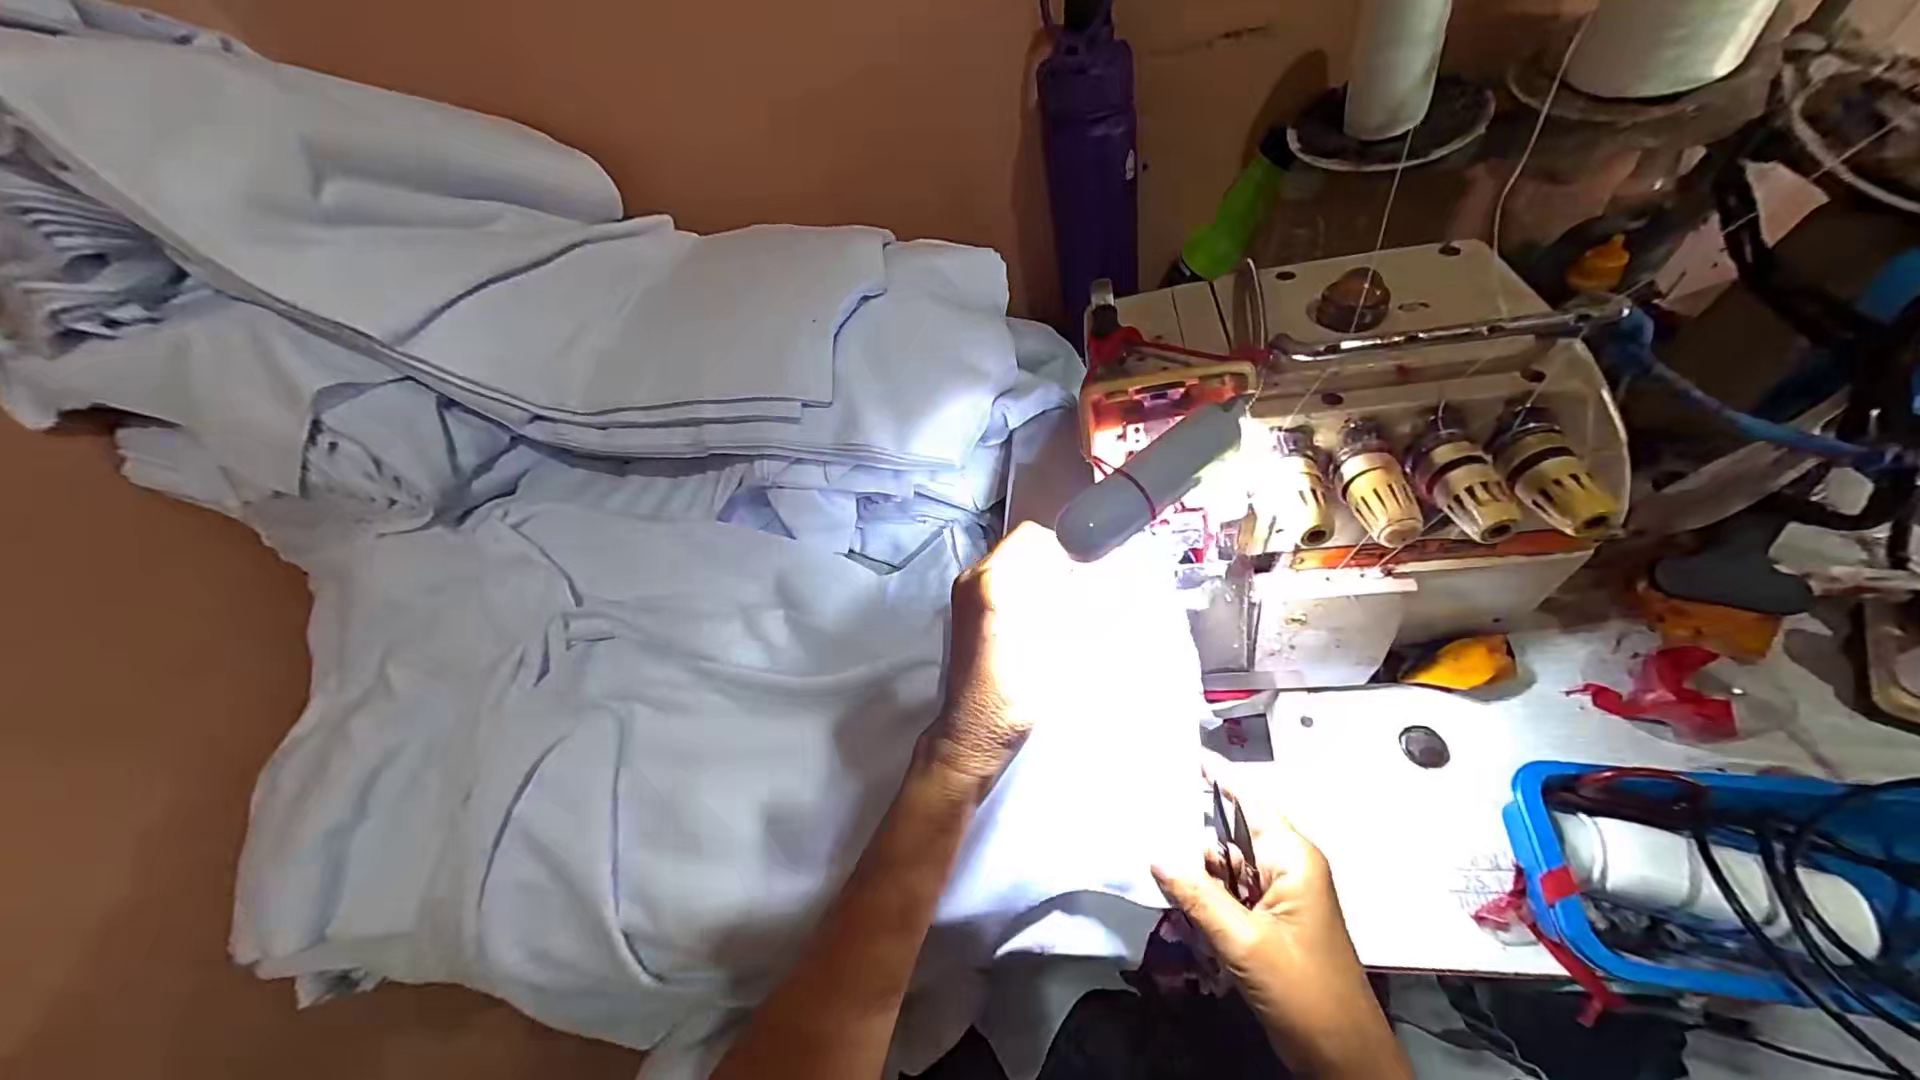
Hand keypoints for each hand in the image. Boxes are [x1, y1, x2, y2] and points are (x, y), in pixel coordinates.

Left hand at [923, 521, 1078, 790]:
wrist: (972, 731)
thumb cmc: (1013, 698)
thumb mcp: (1059, 653)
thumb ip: (1084, 610)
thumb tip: (1111, 582)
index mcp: (991, 584)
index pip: (1032, 538)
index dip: (1064, 549)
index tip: (1085, 569)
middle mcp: (972, 579)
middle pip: (1021, 547)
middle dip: (1054, 561)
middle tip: (1079, 588)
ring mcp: (964, 591)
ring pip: (1012, 561)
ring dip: (1039, 574)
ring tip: (1061, 604)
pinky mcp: (965, 606)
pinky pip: (1001, 578)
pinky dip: (1024, 586)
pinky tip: (1040, 616)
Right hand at [1152, 763, 1411, 1079]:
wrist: (1341, 1059)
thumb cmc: (1306, 993)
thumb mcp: (1243, 940)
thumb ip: (1198, 895)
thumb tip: (1159, 859)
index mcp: (1292, 858)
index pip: (1251, 800)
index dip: (1220, 776)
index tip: (1187, 755)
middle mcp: (1286, 868)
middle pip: (1232, 832)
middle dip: (1196, 830)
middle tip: (1152, 817)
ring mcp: (1278, 895)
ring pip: (1227, 864)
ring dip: (1198, 868)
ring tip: (1158, 859)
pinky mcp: (1268, 920)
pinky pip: (1230, 891)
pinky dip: (1206, 892)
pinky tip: (1178, 894)